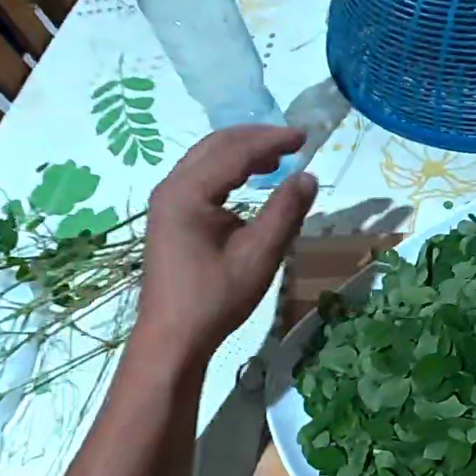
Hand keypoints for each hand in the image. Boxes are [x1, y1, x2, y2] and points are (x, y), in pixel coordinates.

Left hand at [136, 127, 316, 357]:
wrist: (172, 338)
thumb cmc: (215, 298)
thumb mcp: (259, 255)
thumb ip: (285, 211)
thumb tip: (309, 176)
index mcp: (188, 192)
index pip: (235, 151)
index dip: (272, 140)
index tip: (304, 137)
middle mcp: (171, 187)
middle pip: (216, 146)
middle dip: (256, 139)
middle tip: (293, 142)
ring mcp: (166, 201)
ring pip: (206, 159)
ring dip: (242, 153)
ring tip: (277, 159)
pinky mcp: (169, 216)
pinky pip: (200, 176)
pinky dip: (228, 170)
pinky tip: (249, 180)